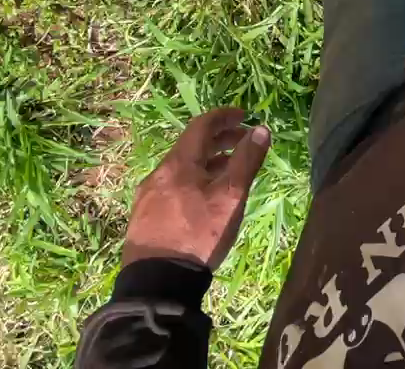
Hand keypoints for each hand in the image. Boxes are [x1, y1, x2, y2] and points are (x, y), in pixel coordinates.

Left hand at [120, 107, 270, 270]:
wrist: (157, 286)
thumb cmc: (199, 234)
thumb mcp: (231, 196)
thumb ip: (247, 160)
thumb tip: (260, 130)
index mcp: (178, 164)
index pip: (202, 125)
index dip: (225, 117)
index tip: (245, 116)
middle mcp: (158, 174)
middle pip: (191, 146)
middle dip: (220, 140)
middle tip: (243, 143)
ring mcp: (147, 197)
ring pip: (181, 168)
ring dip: (207, 161)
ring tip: (229, 171)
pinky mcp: (143, 218)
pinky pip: (172, 186)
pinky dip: (193, 180)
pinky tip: (205, 198)